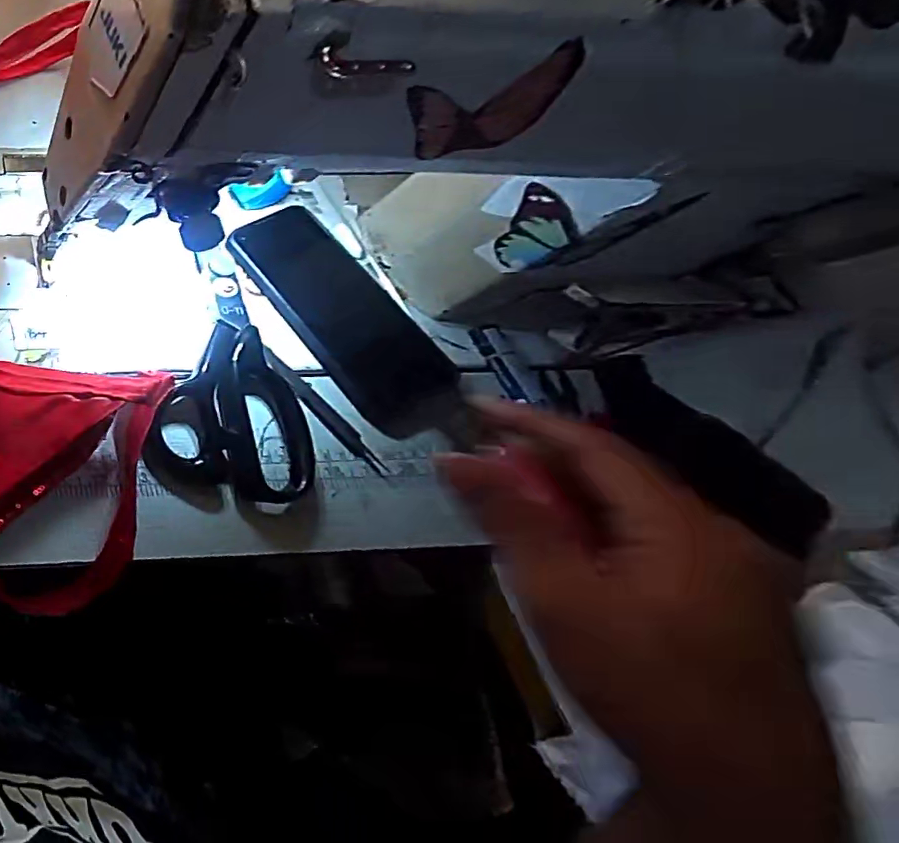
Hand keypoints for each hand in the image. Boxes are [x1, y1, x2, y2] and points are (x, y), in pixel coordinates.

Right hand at [437, 399, 838, 839]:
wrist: (737, 787)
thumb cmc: (637, 679)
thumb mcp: (557, 595)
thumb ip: (510, 518)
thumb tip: (456, 457)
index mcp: (684, 526)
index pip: (596, 447)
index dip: (530, 421)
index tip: (472, 406)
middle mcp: (721, 534)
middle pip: (620, 471)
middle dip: (545, 456)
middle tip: (481, 456)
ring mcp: (734, 567)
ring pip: (636, 503)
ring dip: (570, 490)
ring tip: (511, 493)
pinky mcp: (731, 596)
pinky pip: (653, 533)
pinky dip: (599, 521)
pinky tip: (567, 538)